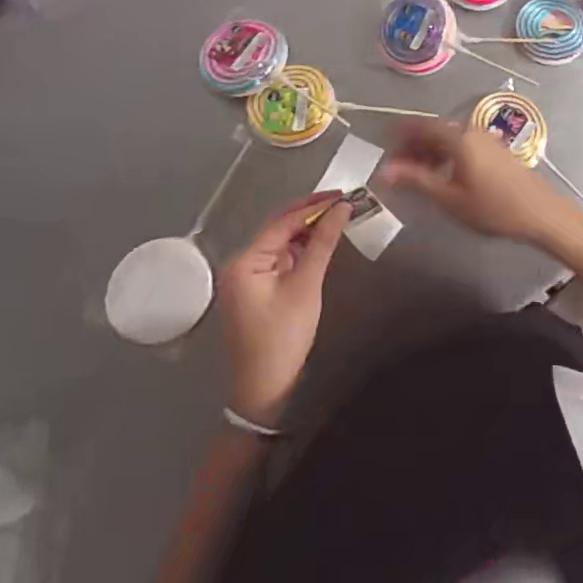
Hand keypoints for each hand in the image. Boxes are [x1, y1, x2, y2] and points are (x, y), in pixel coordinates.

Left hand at [217, 191, 350, 425]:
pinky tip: (320, 245)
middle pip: (278, 230)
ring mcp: (247, 279)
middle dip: (310, 215)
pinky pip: (280, 262)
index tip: (341, 195)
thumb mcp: (306, 286)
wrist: (265, 387)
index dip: (312, 206)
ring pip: (280, 245)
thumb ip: (322, 244)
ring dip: (307, 233)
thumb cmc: (284, 336)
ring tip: (337, 218)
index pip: (281, 222)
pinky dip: (300, 252)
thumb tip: (341, 210)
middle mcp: (241, 264)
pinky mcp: (257, 291)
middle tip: (342, 203)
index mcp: (245, 261)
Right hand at [378, 120, 582, 246]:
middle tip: (397, 167)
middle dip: (414, 146)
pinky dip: (447, 155)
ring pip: (449, 139)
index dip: (400, 135)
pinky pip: (463, 145)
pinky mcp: (496, 151)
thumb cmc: (493, 208)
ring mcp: (486, 140)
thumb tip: (384, 171)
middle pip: (435, 131)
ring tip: (418, 175)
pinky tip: (444, 175)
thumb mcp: (449, 197)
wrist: (541, 214)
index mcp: (458, 138)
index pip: (420, 127)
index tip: (385, 146)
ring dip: (430, 152)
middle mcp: (471, 131)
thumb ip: (416, 180)